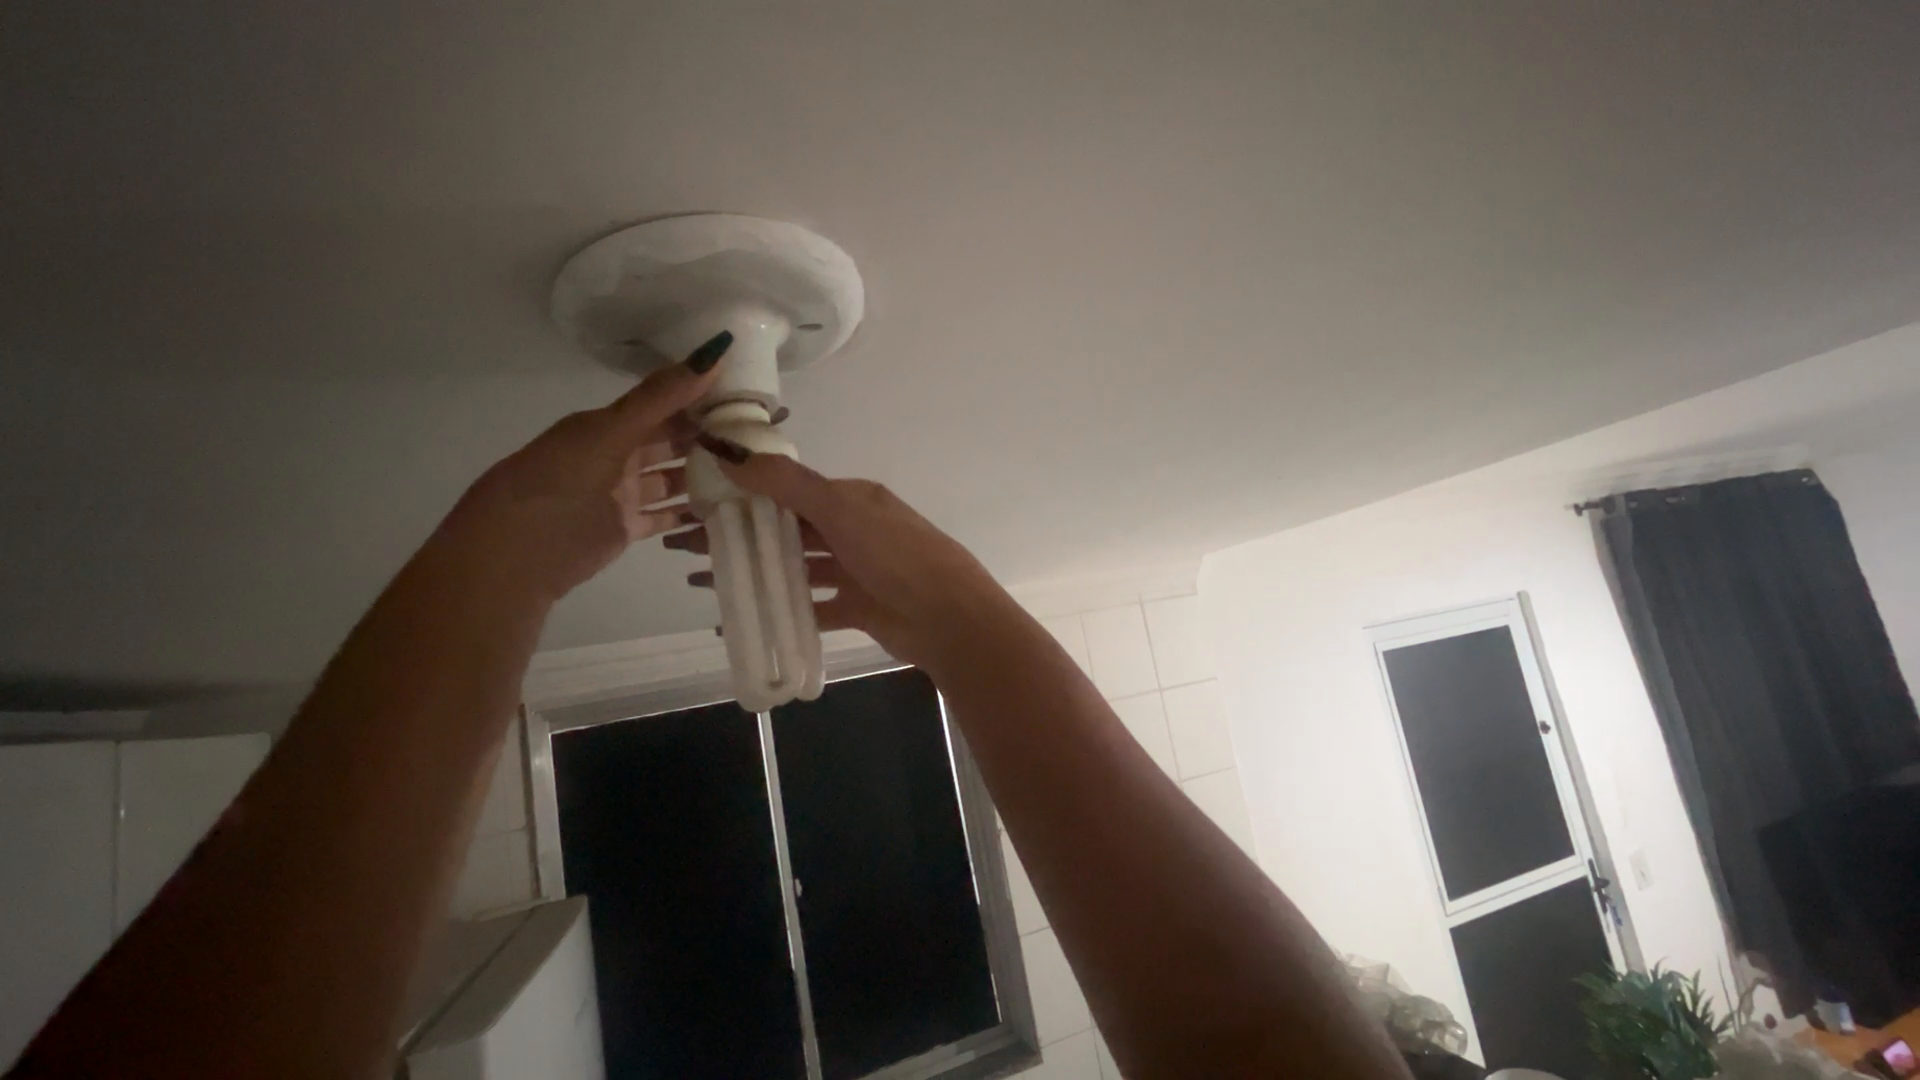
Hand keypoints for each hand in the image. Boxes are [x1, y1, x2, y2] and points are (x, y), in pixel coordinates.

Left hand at [439, 338, 728, 600]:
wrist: (518, 552)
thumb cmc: (562, 481)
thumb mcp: (612, 431)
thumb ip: (663, 397)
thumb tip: (717, 350)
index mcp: (608, 425)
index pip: (664, 405)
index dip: (702, 399)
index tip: (748, 400)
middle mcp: (616, 455)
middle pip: (671, 442)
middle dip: (709, 438)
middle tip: (758, 440)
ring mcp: (622, 493)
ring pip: (672, 479)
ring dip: (704, 476)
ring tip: (751, 476)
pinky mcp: (626, 528)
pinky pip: (665, 516)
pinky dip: (690, 514)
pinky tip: (724, 510)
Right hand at [668, 444, 1017, 671]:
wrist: (950, 619)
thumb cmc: (898, 555)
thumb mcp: (842, 510)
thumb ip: (787, 483)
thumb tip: (728, 450)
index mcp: (853, 499)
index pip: (791, 489)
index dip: (747, 491)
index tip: (701, 500)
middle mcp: (854, 530)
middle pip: (788, 529)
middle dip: (741, 534)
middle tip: (687, 543)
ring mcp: (857, 571)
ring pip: (796, 568)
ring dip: (756, 571)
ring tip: (706, 579)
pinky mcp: (858, 608)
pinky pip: (811, 608)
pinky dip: (780, 611)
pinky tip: (742, 619)